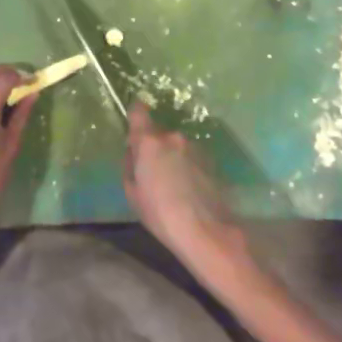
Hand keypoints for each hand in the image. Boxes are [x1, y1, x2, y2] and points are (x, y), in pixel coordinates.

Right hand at [124, 102, 239, 262]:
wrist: (204, 230)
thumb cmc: (159, 213)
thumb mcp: (132, 192)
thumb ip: (130, 165)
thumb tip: (135, 154)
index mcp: (149, 142)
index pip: (139, 112)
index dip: (135, 114)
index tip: (133, 122)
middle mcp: (173, 138)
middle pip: (157, 134)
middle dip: (152, 148)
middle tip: (149, 173)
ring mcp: (195, 148)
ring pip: (175, 146)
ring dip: (170, 158)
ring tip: (171, 186)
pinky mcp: (210, 160)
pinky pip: (190, 157)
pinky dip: (186, 167)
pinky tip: (186, 190)